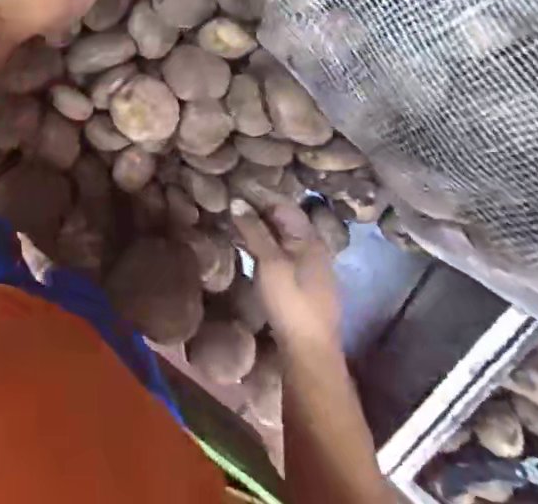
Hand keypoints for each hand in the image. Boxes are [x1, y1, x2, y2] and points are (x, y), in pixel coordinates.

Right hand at [230, 188, 343, 345]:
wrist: (309, 352)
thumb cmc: (292, 302)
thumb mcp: (271, 262)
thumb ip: (255, 230)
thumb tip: (237, 200)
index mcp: (310, 239)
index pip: (283, 204)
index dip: (259, 193)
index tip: (234, 184)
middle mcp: (311, 248)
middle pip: (282, 219)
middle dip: (256, 208)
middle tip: (226, 198)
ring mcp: (305, 266)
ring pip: (277, 236)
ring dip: (256, 226)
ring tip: (228, 217)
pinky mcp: (296, 282)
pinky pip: (276, 251)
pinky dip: (258, 243)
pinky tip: (240, 242)